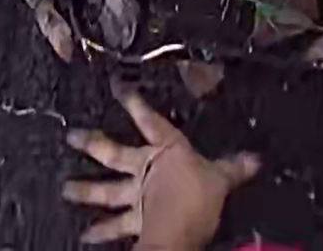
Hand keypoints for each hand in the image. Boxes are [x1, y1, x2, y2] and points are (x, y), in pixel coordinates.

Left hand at [63, 82, 261, 248]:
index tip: (117, 86)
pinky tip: (84, 235)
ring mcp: (135, 195)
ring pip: (106, 190)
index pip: (148, 119)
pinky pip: (115, 228)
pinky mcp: (133, 223)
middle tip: (71, 135)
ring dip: (86, 190)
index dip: (133, 102)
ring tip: (65, 188)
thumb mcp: (221, 178)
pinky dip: (100, 232)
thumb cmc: (197, 198)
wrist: (180, 235)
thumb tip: (256, 159)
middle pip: (115, 153)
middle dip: (93, 143)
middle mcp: (145, 168)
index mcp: (167, 148)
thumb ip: (235, 167)